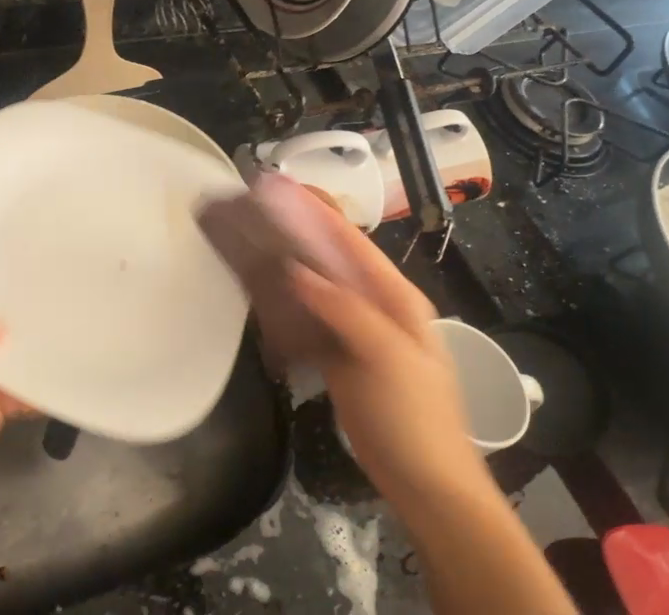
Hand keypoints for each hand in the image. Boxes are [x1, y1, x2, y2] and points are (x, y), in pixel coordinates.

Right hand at [267, 181, 488, 507]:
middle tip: (247, 209)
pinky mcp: (337, 356)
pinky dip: (281, 304)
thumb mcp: (387, 357)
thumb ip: (344, 310)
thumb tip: (294, 270)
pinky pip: (304, 320)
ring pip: (311, 286)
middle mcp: (374, 304)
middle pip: (326, 258)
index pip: (350, 241)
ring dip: (280, 264)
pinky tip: (255, 292)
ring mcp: (354, 331)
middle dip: (290, 231)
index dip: (313, 211)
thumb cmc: (414, 417)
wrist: (426, 484)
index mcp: (394, 297)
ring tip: (242, 240)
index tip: (274, 186)